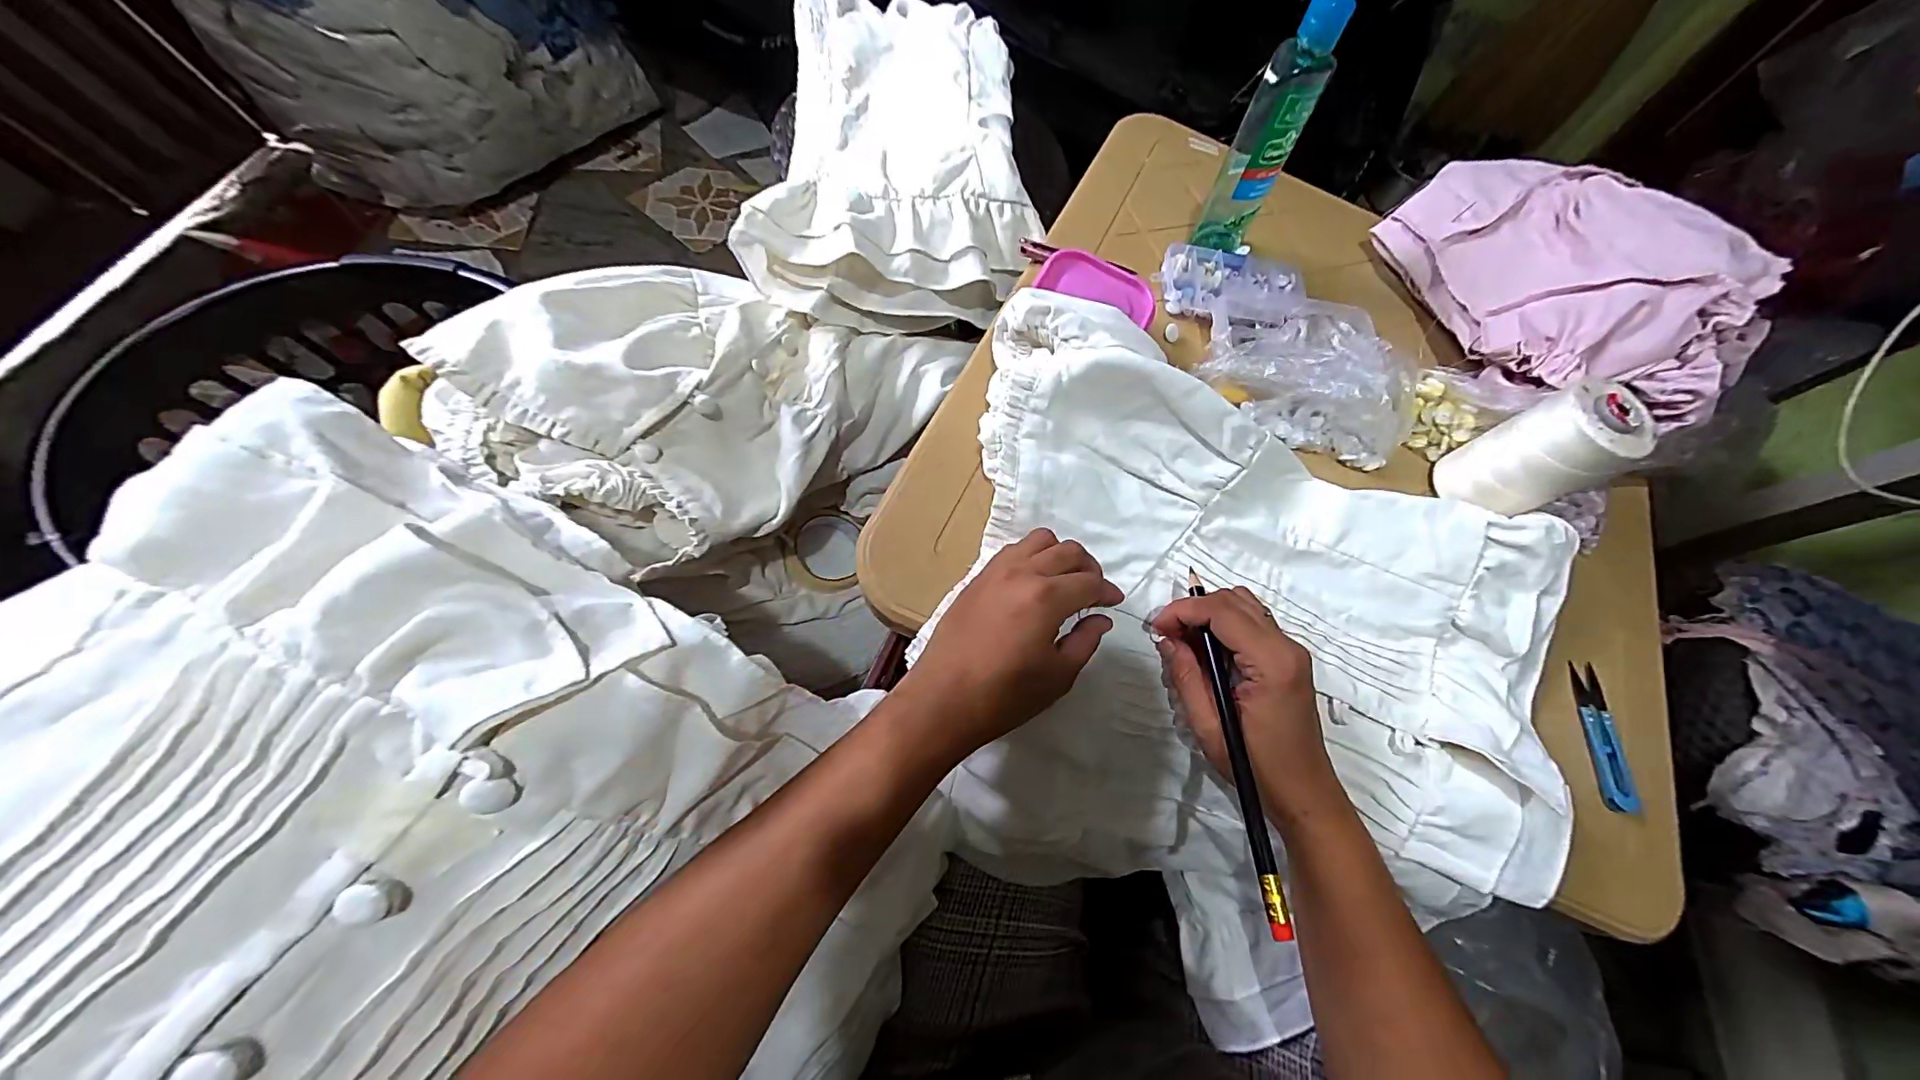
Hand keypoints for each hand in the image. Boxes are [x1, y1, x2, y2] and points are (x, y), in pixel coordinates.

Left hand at [903, 529, 1123, 762]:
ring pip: (1038, 541)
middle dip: (1089, 569)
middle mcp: (1022, 574)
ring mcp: (995, 572)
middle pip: (1068, 551)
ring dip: (1059, 555)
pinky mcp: (976, 579)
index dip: (1107, 591)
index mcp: (1046, 598)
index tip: (1113, 603)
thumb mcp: (1057, 675)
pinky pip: (1011, 552)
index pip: (1089, 581)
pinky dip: (1031, 557)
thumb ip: (1085, 641)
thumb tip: (1100, 619)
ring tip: (1063, 581)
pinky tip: (1032, 583)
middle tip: (1093, 593)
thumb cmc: (1005, 695)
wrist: (943, 699)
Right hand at [1150, 587, 1343, 826]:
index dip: (1183, 610)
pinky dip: (1223, 624)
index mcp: (1272, 663)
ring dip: (1208, 613)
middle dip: (1193, 608)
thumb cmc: (1255, 767)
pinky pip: (1252, 623)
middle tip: (1165, 635)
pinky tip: (1205, 650)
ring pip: (1244, 605)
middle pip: (1234, 599)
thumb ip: (1186, 676)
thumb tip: (1167, 640)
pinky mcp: (1288, 659)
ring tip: (1182, 641)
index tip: (1156, 628)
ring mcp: (1291, 651)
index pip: (1222, 611)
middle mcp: (1287, 647)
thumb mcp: (1208, 726)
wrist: (1302, 792)